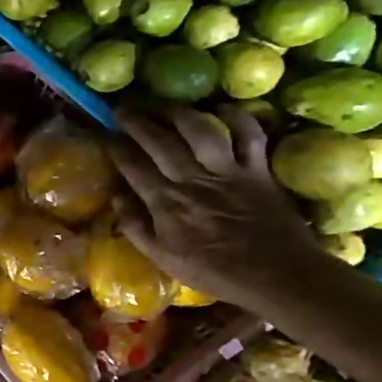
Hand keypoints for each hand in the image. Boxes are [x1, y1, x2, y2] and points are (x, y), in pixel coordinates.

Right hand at [108, 105, 321, 305]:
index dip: (117, 147)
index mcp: (166, 203)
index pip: (133, 167)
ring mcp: (227, 171)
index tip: (106, 135)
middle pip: (160, 142)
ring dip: (179, 113)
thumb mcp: (163, 259)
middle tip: (124, 108)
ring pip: (199, 131)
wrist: (275, 276)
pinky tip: (221, 108)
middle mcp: (192, 180)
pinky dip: (237, 117)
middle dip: (138, 122)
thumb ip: (136, 227)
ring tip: (164, 105)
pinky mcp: (258, 169)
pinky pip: (248, 134)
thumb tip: (116, 196)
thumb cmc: (215, 272)